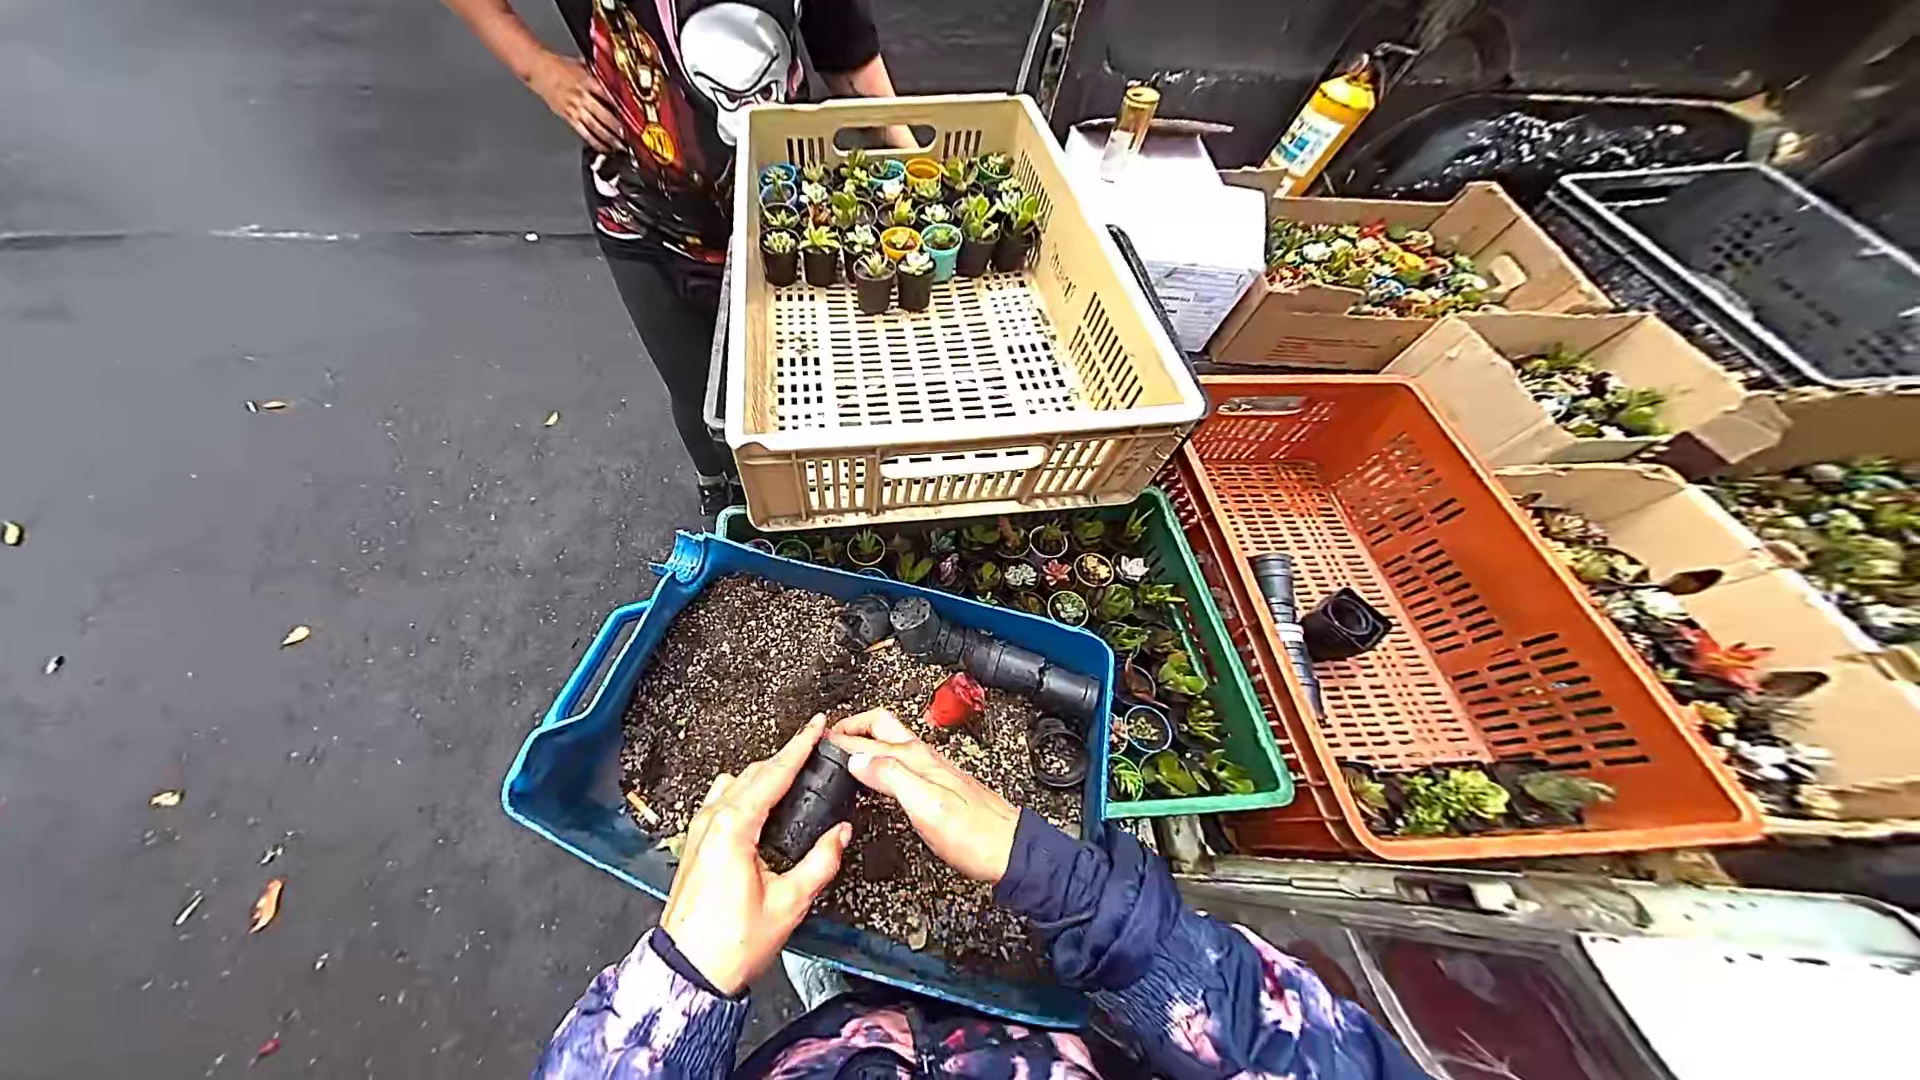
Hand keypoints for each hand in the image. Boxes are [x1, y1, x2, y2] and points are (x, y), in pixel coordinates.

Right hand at [526, 50, 623, 151]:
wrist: (536, 67)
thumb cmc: (560, 66)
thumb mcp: (582, 64)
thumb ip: (600, 75)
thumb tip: (618, 82)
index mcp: (586, 80)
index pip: (607, 96)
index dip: (620, 108)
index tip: (632, 118)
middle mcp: (580, 95)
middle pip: (602, 114)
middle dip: (616, 127)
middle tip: (628, 137)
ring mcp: (574, 107)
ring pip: (594, 126)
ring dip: (608, 138)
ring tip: (620, 147)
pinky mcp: (568, 116)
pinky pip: (584, 132)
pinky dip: (596, 142)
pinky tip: (605, 149)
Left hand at [660, 714, 850, 995]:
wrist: (685, 978)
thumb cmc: (728, 946)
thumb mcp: (789, 904)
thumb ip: (821, 862)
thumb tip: (840, 834)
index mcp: (734, 828)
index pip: (774, 772)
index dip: (800, 745)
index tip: (817, 725)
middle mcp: (713, 822)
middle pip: (756, 772)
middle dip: (787, 755)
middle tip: (813, 744)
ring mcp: (700, 831)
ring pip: (737, 782)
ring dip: (766, 771)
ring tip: (791, 770)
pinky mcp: (695, 844)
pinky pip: (722, 798)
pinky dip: (746, 788)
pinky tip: (757, 799)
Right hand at [830, 709, 1018, 883]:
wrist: (1008, 849)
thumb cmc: (973, 833)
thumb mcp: (926, 805)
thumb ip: (891, 777)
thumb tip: (857, 759)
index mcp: (916, 759)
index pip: (869, 738)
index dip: (841, 738)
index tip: (818, 742)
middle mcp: (924, 757)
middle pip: (883, 725)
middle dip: (854, 724)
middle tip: (830, 735)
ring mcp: (932, 768)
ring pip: (891, 741)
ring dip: (866, 739)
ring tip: (846, 748)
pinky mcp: (937, 783)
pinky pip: (901, 759)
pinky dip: (880, 757)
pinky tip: (876, 772)